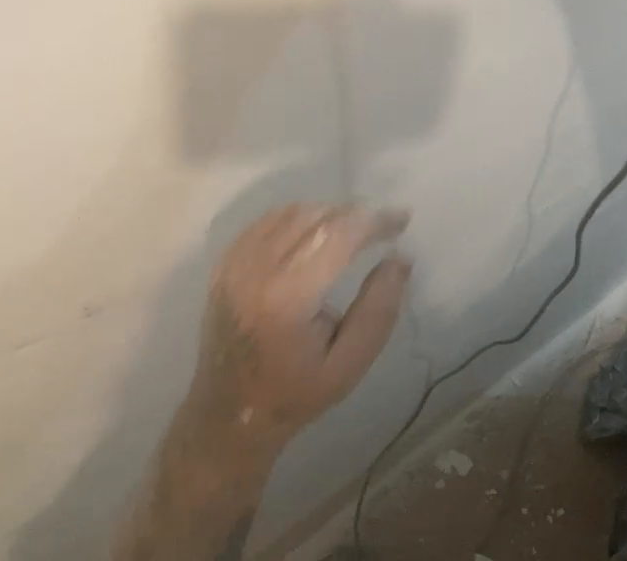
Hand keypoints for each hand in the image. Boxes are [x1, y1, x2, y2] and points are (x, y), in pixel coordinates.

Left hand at [186, 205, 411, 450]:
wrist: (228, 413)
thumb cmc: (294, 394)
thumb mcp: (348, 365)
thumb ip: (377, 311)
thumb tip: (400, 259)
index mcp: (288, 298)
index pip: (337, 235)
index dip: (374, 221)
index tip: (402, 219)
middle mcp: (257, 270)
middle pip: (315, 217)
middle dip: (354, 214)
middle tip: (382, 226)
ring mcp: (235, 263)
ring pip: (290, 212)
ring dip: (327, 213)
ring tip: (353, 230)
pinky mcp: (224, 263)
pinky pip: (266, 221)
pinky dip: (296, 218)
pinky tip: (315, 232)